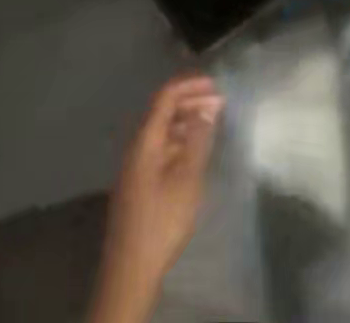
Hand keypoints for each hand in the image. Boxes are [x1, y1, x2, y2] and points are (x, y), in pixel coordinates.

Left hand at [87, 74, 223, 322]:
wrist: (131, 266)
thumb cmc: (162, 220)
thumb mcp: (187, 179)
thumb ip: (197, 140)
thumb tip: (207, 106)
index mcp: (145, 139)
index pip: (165, 98)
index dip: (189, 86)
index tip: (215, 84)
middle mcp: (137, 145)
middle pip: (161, 111)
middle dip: (189, 101)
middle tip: (218, 101)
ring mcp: (135, 163)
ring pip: (161, 130)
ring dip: (184, 121)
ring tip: (210, 121)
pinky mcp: (138, 180)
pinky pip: (159, 146)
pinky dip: (178, 140)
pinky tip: (193, 151)